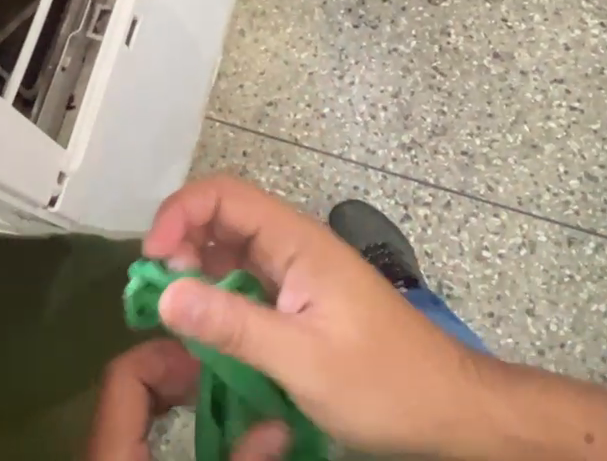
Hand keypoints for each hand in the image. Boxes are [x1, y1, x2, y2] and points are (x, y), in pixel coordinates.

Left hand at [84, 337, 291, 460]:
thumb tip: (278, 425)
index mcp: (111, 447)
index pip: (124, 374)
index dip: (165, 356)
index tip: (207, 357)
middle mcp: (101, 444)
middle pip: (128, 383)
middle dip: (175, 370)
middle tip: (219, 373)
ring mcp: (109, 455)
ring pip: (132, 407)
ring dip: (173, 394)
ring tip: (215, 396)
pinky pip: (135, 429)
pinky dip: (165, 417)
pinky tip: (198, 428)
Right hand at [142, 176, 488, 456]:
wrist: (453, 412)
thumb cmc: (384, 383)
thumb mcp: (302, 361)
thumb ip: (231, 325)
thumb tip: (164, 293)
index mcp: (297, 240)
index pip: (224, 195)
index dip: (180, 213)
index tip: (153, 259)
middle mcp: (294, 243)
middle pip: (223, 215)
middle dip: (182, 240)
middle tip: (160, 289)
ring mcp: (298, 269)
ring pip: (231, 246)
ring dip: (196, 267)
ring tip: (176, 308)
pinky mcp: (301, 296)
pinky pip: (246, 277)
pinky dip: (217, 291)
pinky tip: (208, 323)